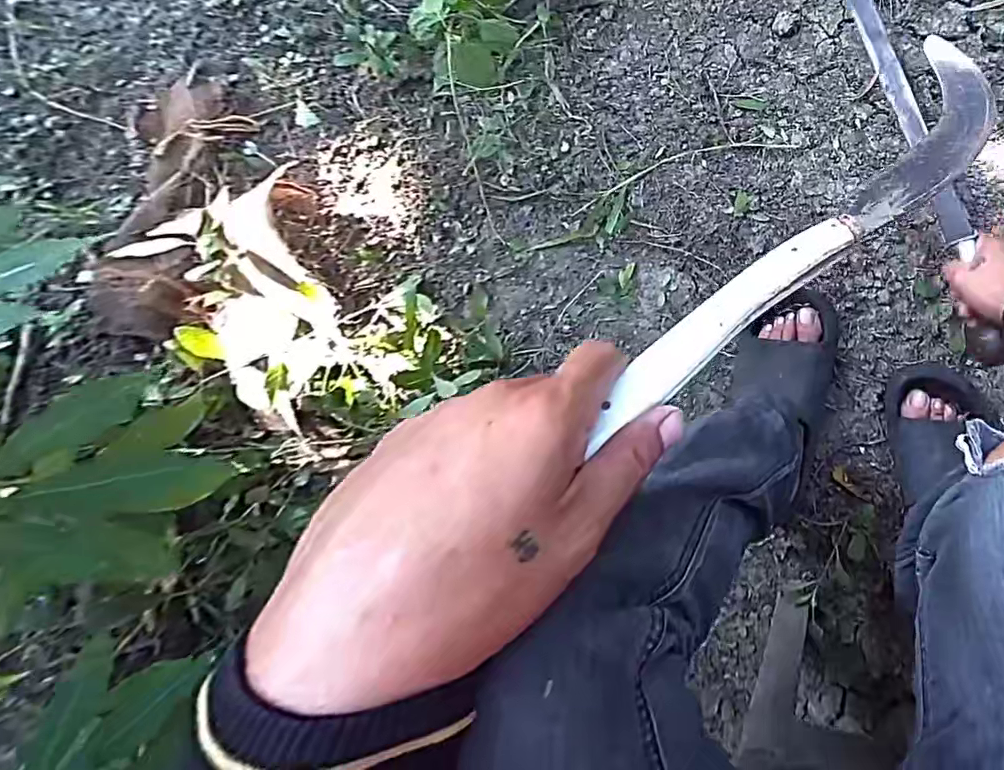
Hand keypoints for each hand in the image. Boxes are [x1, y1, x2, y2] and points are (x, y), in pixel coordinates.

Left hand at [244, 342, 682, 714]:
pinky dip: (466, 465)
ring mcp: (437, 415)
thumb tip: (666, 418)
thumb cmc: (473, 591)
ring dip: (514, 449)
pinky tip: (446, 526)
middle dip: (567, 431)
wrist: (337, 645)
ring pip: (504, 417)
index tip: (629, 415)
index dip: (626, 383)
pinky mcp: (394, 441)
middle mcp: (491, 397)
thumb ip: (627, 465)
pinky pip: (455, 436)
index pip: (605, 357)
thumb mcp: (576, 536)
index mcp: (544, 413)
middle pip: (553, 393)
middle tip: (554, 498)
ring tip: (495, 523)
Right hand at [942, 233, 1003, 326]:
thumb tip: (949, 268)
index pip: (970, 242)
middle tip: (960, 294)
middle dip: (964, 286)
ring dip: (972, 300)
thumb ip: (951, 269)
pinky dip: (985, 307)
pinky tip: (979, 316)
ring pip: (983, 286)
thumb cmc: (996, 293)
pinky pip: (994, 297)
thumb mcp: (961, 278)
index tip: (954, 270)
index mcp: (993, 246)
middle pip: (975, 269)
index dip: (958, 258)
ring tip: (970, 310)